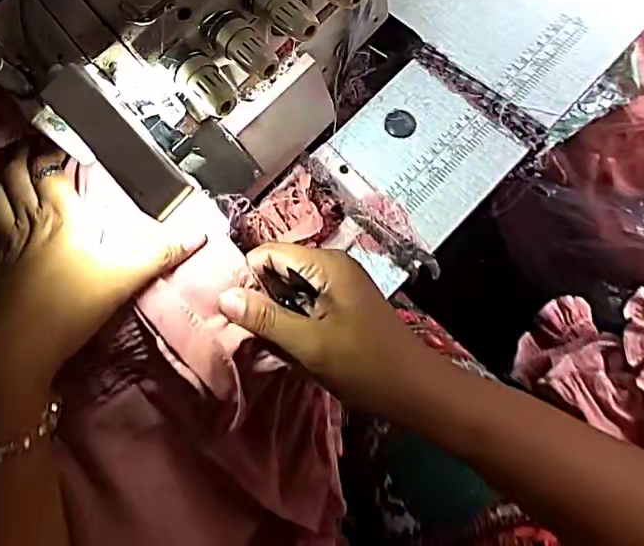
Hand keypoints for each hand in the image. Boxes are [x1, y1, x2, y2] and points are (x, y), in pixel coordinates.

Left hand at [0, 144, 205, 386]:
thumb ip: (161, 255)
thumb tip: (201, 236)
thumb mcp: (123, 281)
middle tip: (32, 144)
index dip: (51, 149)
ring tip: (9, 166)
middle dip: (22, 154)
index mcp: (59, 216)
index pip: (49, 168)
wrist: (15, 353)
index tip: (60, 138)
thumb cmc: (70, 310)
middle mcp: (29, 221)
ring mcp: (4, 242)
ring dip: (1, 175)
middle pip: (16, 174)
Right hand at [215, 243, 439, 416]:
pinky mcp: (343, 300)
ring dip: (277, 311)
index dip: (248, 278)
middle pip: (279, 267)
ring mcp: (339, 281)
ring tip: (272, 342)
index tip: (236, 312)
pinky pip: (307, 299)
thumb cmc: (365, 365)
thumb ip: (266, 318)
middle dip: (262, 297)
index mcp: (325, 263)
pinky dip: (295, 318)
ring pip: (291, 285)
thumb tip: (224, 295)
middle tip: (253, 333)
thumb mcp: (310, 345)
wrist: (418, 390)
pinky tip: (294, 344)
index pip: (268, 252)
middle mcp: (331, 263)